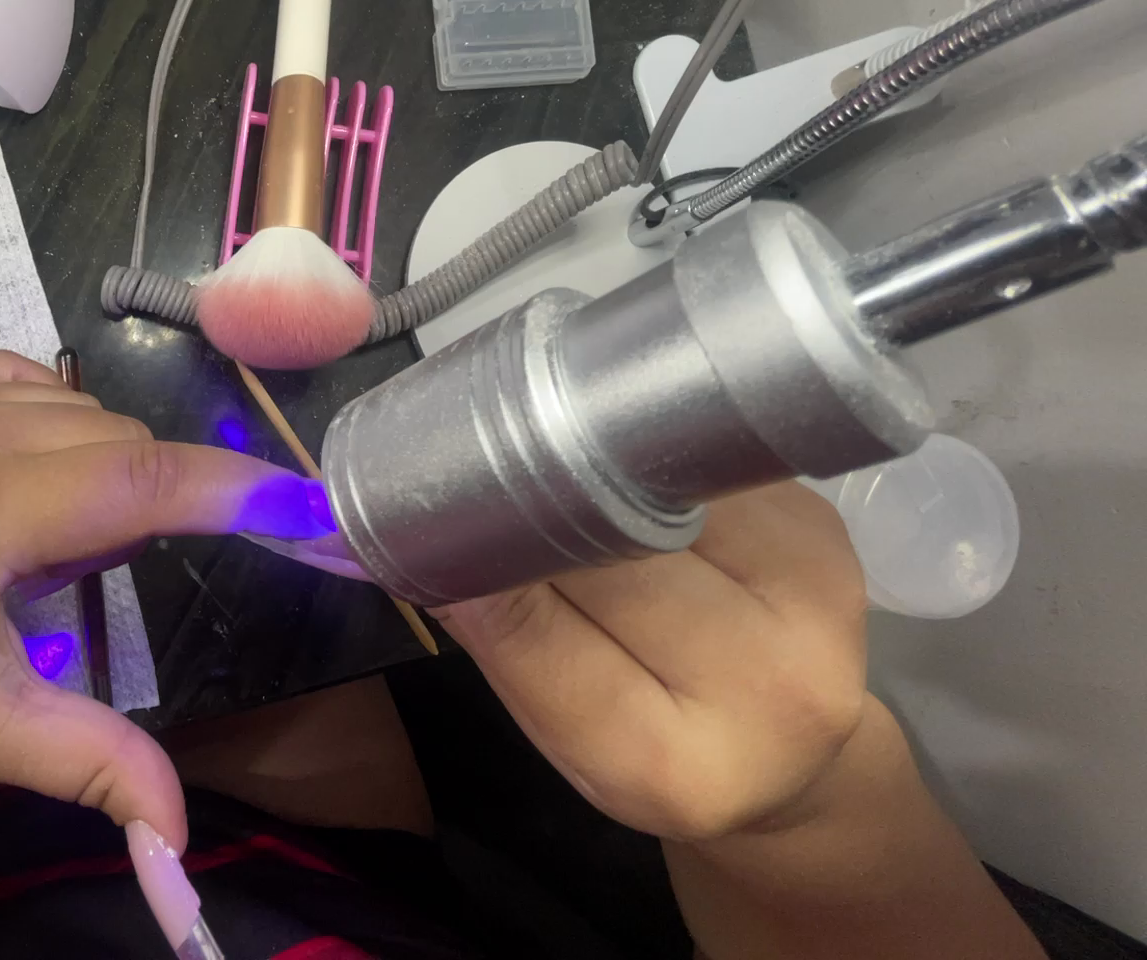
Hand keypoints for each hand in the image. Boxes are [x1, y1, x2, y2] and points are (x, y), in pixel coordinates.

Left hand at [0, 351, 331, 848]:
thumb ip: (95, 768)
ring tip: (38, 552)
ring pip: (85, 413)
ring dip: (101, 475)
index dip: (236, 490)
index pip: (143, 479)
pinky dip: (60, 429)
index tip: (308, 508)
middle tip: (81, 590)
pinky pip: (31, 384)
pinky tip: (26, 485)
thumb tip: (185, 845)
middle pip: (122, 446)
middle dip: (149, 509)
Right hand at [433, 482, 869, 841]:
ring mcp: (813, 601)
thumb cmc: (641, 738)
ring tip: (536, 457)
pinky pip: (695, 467)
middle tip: (467, 465)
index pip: (532, 632)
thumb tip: (399, 533)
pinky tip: (612, 465)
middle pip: (598, 550)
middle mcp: (763, 690)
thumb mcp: (552, 721)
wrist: (785, 754)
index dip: (473, 562)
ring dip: (581, 469)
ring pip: (644, 493)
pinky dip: (636, 457)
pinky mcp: (822, 530)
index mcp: (666, 763)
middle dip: (527, 502)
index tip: (419, 511)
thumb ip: (490, 630)